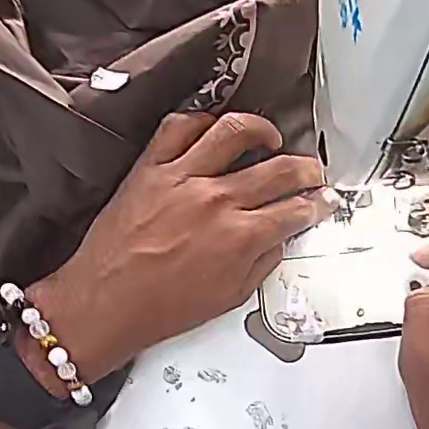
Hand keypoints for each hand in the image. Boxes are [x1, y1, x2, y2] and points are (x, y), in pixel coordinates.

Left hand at [22, 112, 331, 389]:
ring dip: (262, 130)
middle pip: (278, 169)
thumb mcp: (228, 297)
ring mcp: (182, 179)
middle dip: (306, 169)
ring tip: (270, 138)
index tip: (323, 201)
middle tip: (311, 171)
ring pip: (234, 132)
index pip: (295, 209)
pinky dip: (202, 121)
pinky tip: (213, 130)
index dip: (318, 204)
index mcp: (240, 238)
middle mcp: (216, 201)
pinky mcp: (150, 169)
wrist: (105, 303)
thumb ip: (261, 263)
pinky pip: (179, 127)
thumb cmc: (159, 308)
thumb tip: (279, 238)